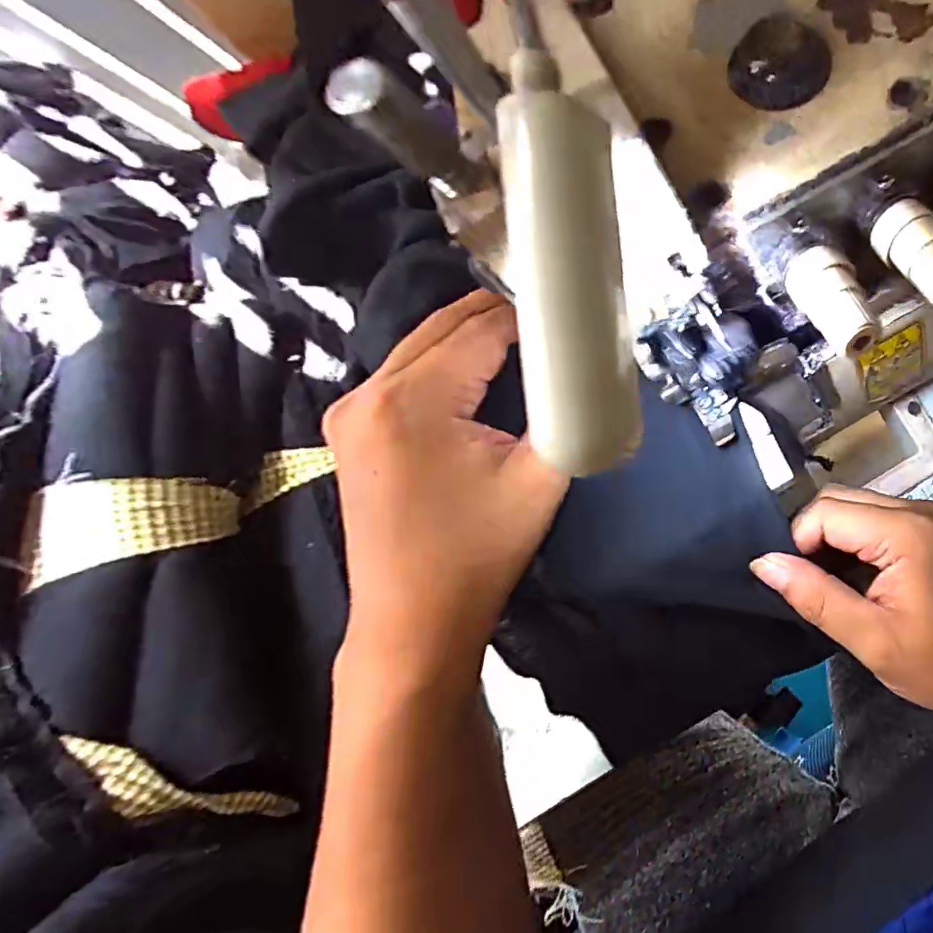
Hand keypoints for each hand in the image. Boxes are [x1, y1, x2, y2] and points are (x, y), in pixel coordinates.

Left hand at [323, 290, 569, 679]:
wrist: (415, 618)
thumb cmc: (481, 549)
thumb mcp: (541, 477)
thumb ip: (567, 415)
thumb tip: (581, 376)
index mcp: (413, 400)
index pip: (478, 330)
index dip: (527, 317)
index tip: (569, 315)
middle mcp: (368, 394)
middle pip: (442, 326)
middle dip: (498, 315)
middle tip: (552, 322)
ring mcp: (351, 412)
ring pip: (420, 346)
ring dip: (471, 336)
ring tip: (527, 340)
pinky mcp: (352, 432)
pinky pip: (406, 373)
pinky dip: (447, 361)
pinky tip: (482, 371)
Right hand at [749, 486, 932, 730]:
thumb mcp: (870, 639)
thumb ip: (815, 596)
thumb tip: (764, 563)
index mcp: (905, 531)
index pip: (825, 512)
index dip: (801, 546)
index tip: (807, 588)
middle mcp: (915, 509)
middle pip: (837, 500)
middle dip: (813, 538)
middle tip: (816, 588)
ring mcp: (923, 514)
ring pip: (851, 505)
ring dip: (831, 539)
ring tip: (835, 586)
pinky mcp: (924, 525)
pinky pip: (870, 517)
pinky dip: (851, 540)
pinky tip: (855, 578)